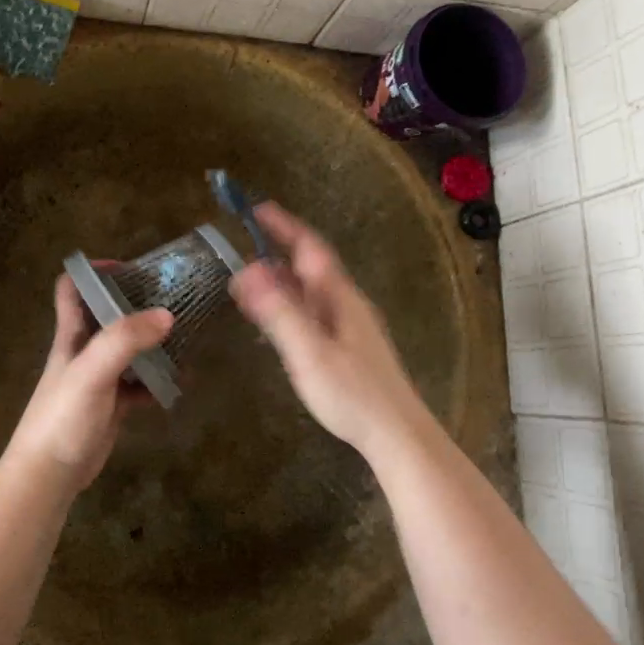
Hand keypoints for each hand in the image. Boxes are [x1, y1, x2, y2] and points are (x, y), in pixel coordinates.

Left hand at [2, 271, 172, 494]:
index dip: (94, 271)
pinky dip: (157, 382)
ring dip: (152, 342)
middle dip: (137, 304)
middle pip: (107, 314)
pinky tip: (179, 384)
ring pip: (127, 349)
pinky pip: (137, 385)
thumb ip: (125, 340)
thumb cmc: (62, 416)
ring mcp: (98, 379)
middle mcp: (83, 351)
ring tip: (186, 336)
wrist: (47, 476)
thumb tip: (167, 315)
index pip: (72, 287)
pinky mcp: (110, 406)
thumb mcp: (92, 371)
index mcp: (71, 335)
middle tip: (173, 299)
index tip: (130, 269)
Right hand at [230, 203, 433, 459]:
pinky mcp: (348, 350)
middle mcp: (347, 305)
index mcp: (340, 298)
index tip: (258, 209)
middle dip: (280, 251)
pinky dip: (290, 305)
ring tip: (252, 280)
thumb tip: (246, 270)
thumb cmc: (353, 394)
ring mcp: (350, 328)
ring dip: (283, 280)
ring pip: (312, 292)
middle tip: (246, 244)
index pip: (310, 249)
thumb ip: (278, 312)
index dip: (285, 226)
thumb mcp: (309, 352)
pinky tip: (277, 323)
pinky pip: (313, 313)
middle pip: (311, 268)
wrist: (397, 436)